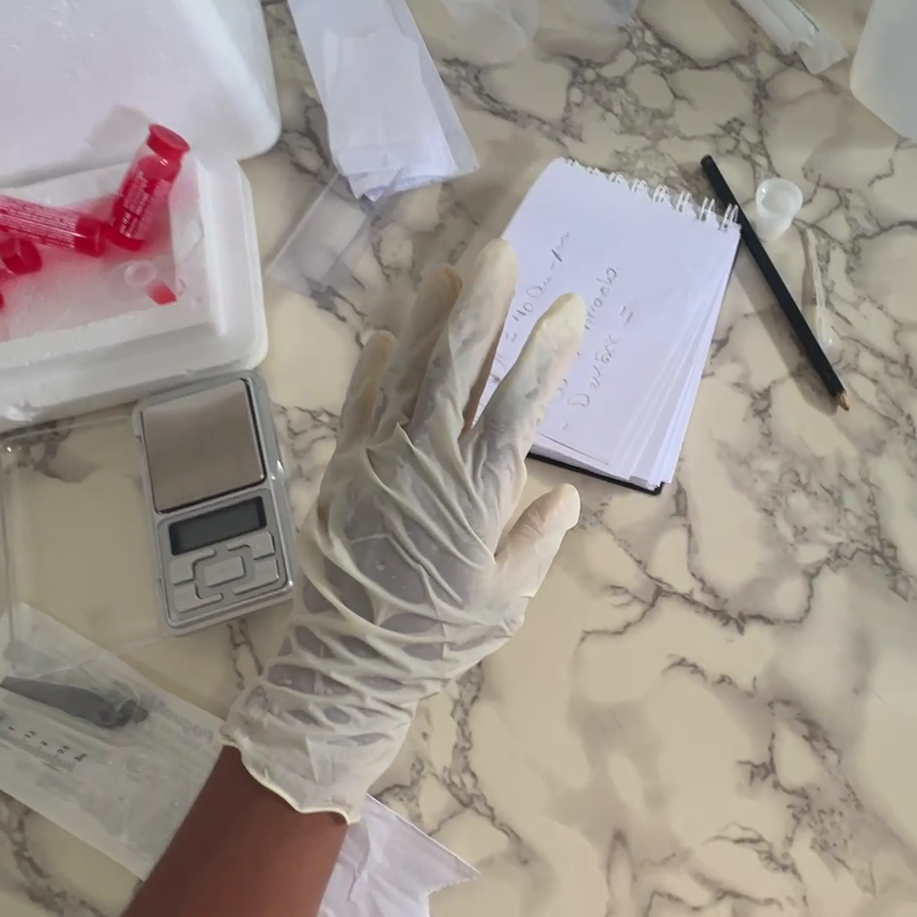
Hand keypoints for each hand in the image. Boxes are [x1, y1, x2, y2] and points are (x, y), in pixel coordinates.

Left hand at [223, 241, 585, 819]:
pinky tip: (390, 335)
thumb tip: (564, 498)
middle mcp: (428, 461)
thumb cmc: (438, 635)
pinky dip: (376, 368)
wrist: (350, 662)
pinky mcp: (346, 467)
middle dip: (483, 308)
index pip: (518, 407)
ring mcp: (380, 459)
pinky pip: (362, 406)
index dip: (545, 356)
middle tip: (503, 255)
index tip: (570, 311)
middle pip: (458, 371)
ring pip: (409, 375)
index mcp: (477, 493)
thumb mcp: (504, 599)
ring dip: (433, 321)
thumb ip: (536, 542)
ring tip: (453, 273)